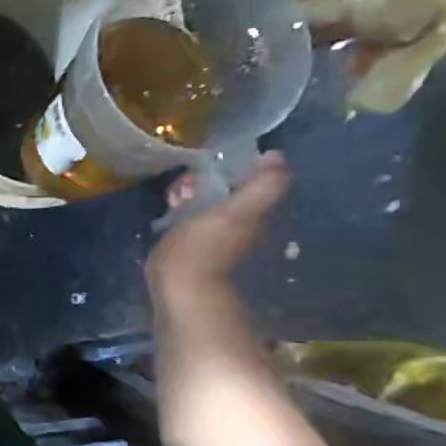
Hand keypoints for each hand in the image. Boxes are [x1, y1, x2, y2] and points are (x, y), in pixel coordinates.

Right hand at [145, 152, 289, 323]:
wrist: (178, 288)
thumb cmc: (204, 246)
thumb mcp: (238, 211)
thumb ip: (263, 185)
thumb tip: (277, 157)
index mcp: (249, 213)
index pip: (246, 179)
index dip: (232, 165)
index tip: (212, 159)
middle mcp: (235, 224)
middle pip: (225, 191)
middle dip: (207, 179)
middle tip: (187, 177)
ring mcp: (211, 237)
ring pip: (205, 203)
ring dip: (191, 193)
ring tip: (174, 191)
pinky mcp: (187, 247)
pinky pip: (187, 219)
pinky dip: (180, 209)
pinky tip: (168, 207)